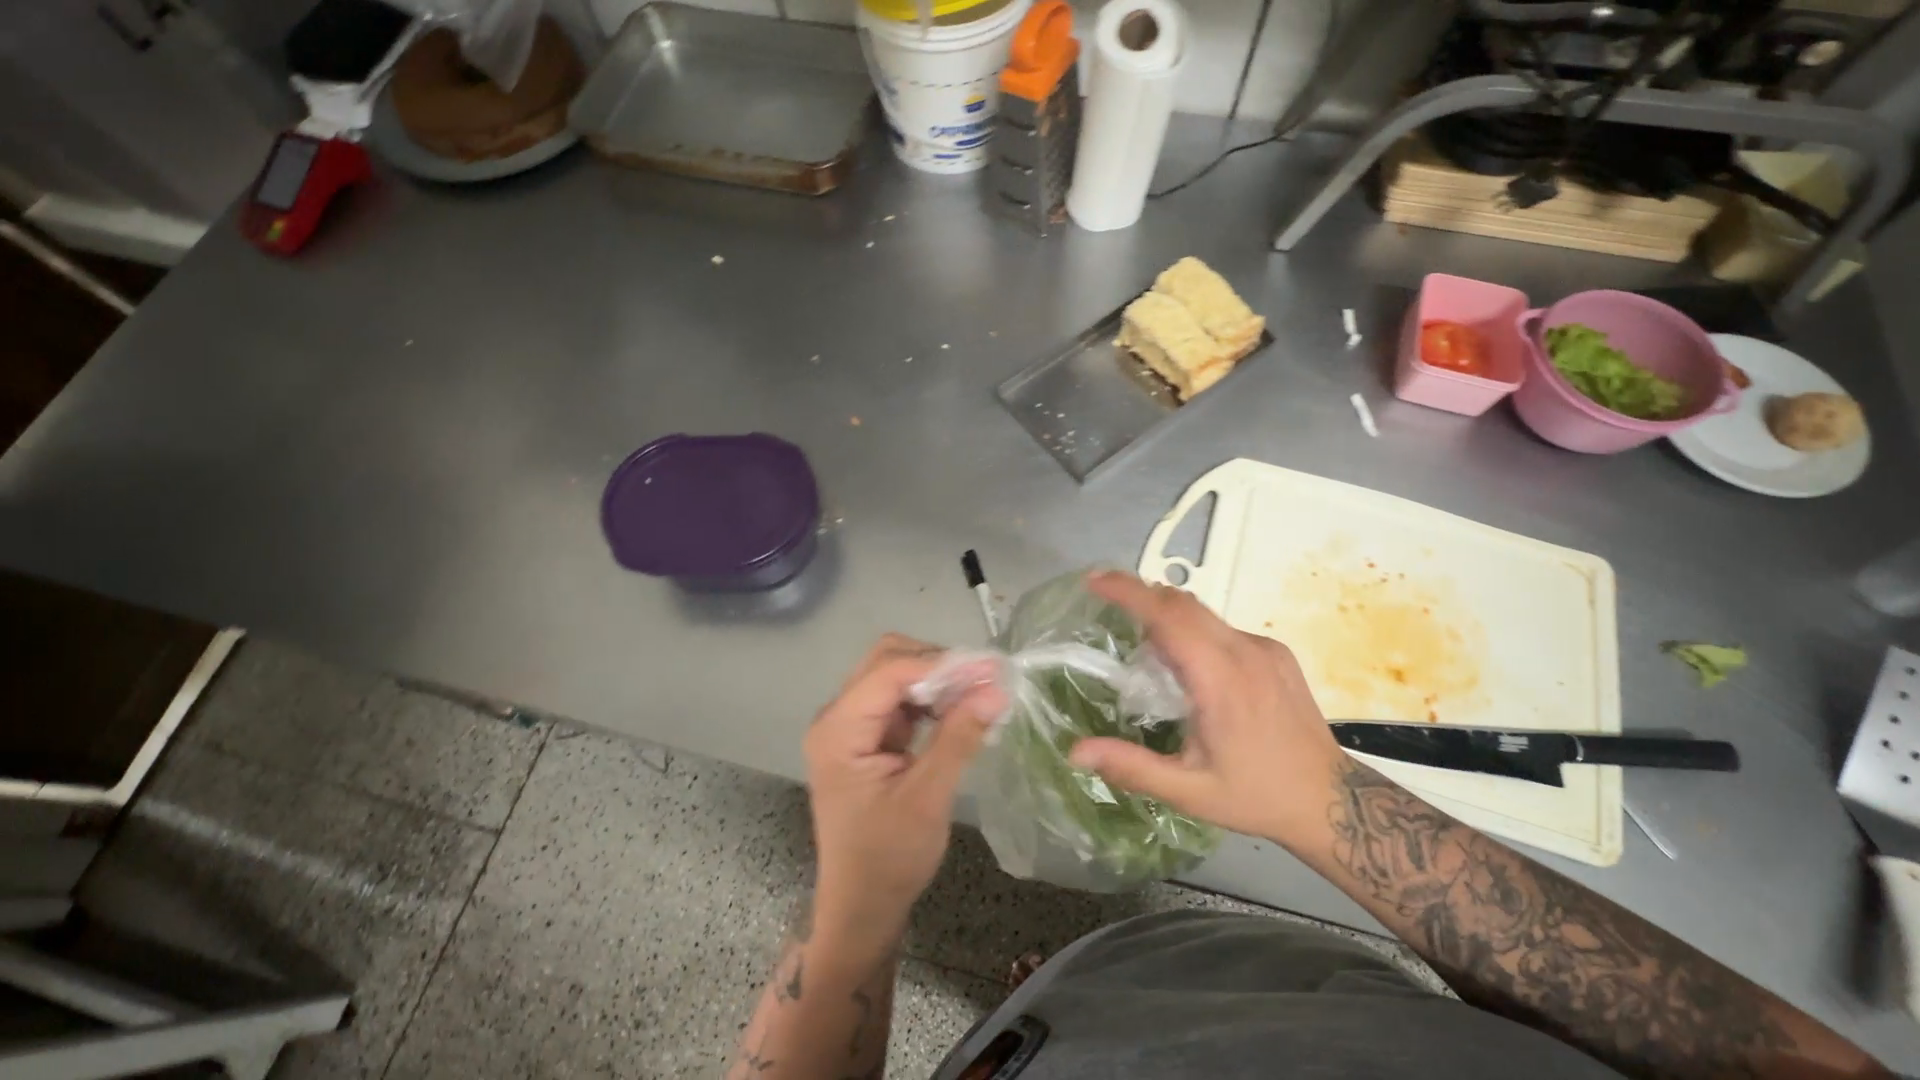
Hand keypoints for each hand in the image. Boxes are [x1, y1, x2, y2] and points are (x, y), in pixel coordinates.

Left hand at [803, 635, 1003, 950]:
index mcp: (839, 730)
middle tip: (985, 680)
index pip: (889, 672)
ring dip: (937, 680)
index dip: (941, 663)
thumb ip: (958, 738)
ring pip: (895, 678)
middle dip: (937, 664)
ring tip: (980, 694)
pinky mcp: (867, 742)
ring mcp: (850, 729)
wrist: (862, 907)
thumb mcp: (928, 797)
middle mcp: (837, 719)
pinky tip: (961, 712)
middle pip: (886, 662)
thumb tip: (996, 689)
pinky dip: (931, 701)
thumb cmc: (888, 858)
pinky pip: (899, 703)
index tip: (991, 668)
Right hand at [1066, 572, 1345, 848]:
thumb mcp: (1189, 792)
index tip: (1095, 580)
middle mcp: (1245, 653)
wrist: (1331, 800)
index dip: (1130, 592)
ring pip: (1206, 614)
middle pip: (1185, 604)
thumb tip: (1075, 752)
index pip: (1170, 618)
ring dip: (1167, 613)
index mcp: (1221, 681)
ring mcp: (1265, 650)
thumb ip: (1132, 768)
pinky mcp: (1276, 655)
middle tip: (1103, 597)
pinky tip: (1186, 664)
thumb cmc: (1256, 795)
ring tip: (1138, 638)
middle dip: (1141, 594)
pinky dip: (1195, 631)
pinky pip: (1225, 629)